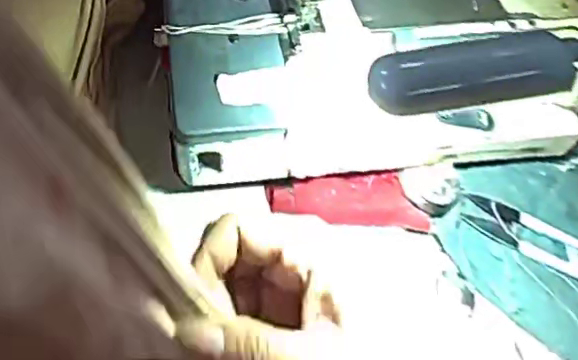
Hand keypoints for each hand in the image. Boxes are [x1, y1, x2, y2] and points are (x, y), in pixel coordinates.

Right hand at [175, 215, 346, 359]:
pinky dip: (240, 340)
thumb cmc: (389, 357)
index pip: (232, 230)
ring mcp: (300, 291)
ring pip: (238, 294)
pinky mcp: (303, 322)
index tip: (192, 313)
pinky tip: (236, 356)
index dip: (206, 265)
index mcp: (306, 246)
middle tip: (201, 345)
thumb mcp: (312, 354)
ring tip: (218, 354)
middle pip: (230, 263)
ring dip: (223, 324)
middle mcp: (298, 258)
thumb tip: (188, 332)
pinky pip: (255, 319)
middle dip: (211, 302)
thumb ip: (248, 342)